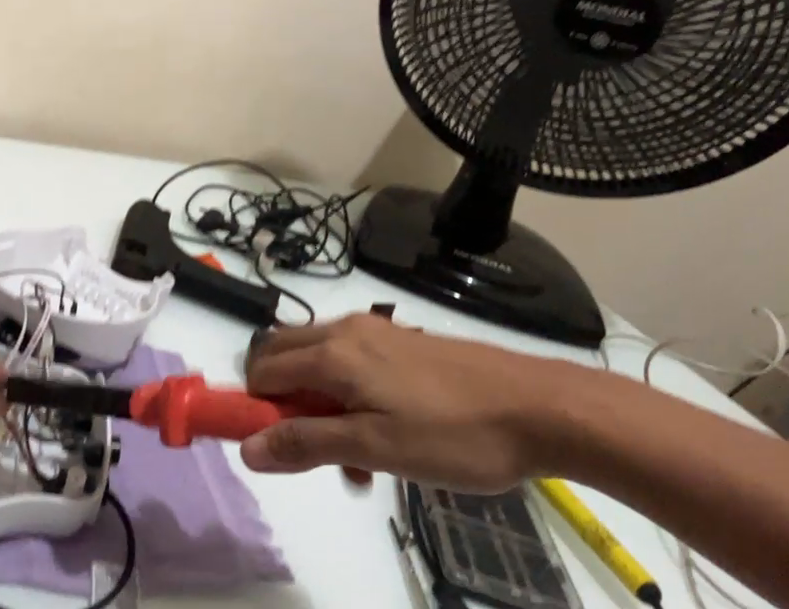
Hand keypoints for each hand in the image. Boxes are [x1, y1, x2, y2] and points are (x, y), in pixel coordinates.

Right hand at [241, 313, 573, 491]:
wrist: (541, 407)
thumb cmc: (455, 434)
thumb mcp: (377, 449)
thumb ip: (307, 444)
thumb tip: (247, 448)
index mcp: (332, 354)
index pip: (262, 369)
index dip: (253, 406)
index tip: (269, 447)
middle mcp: (345, 330)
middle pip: (283, 356)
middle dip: (282, 402)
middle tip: (310, 449)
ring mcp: (377, 333)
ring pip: (319, 363)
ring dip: (317, 404)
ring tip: (354, 459)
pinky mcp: (403, 343)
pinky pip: (351, 363)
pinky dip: (347, 394)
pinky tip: (384, 434)